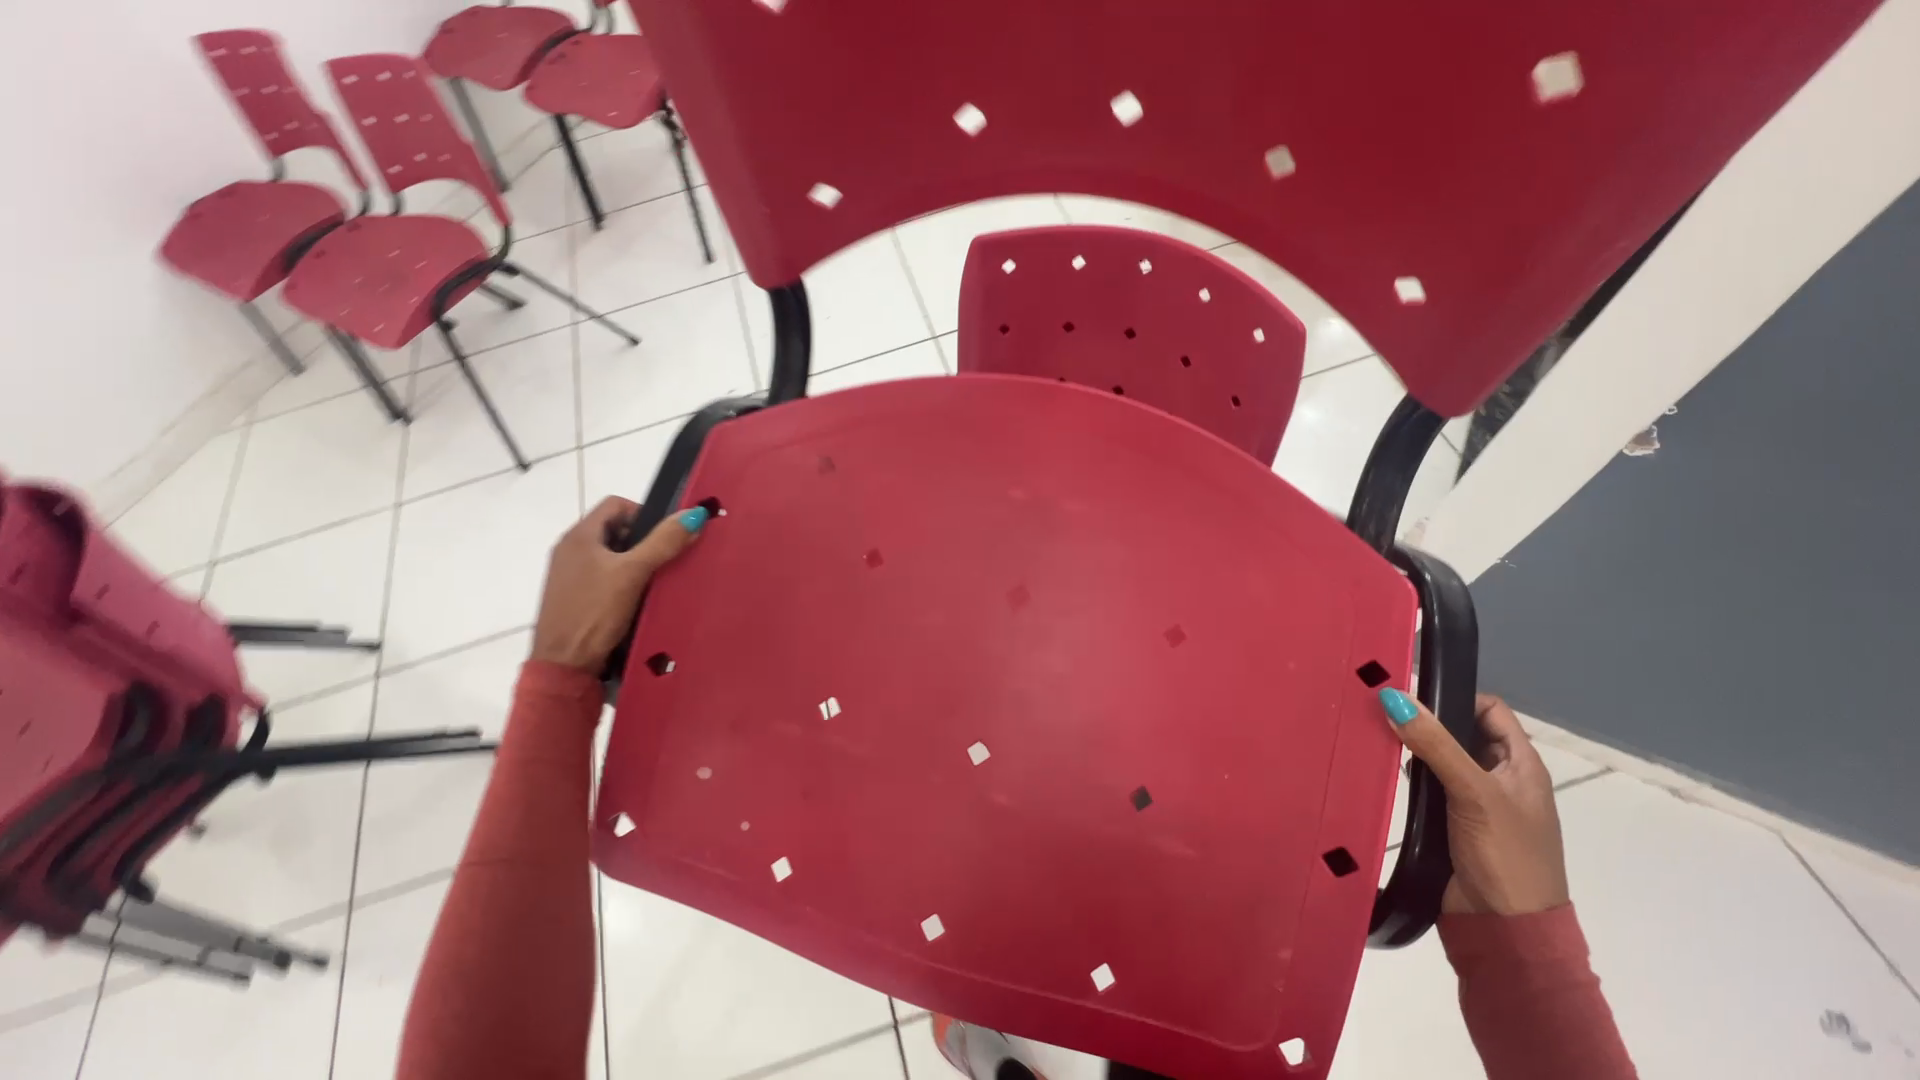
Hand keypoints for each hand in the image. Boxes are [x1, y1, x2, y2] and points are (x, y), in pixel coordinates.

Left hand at [529, 497, 706, 671]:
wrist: (564, 666)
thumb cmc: (595, 613)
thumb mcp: (633, 574)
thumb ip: (663, 542)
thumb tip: (694, 514)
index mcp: (578, 536)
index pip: (616, 504)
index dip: (644, 514)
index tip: (663, 538)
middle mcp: (569, 550)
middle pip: (614, 530)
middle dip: (642, 542)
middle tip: (663, 562)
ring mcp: (569, 576)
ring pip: (610, 556)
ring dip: (634, 565)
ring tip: (653, 583)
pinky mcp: (573, 598)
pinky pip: (603, 578)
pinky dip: (622, 583)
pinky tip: (636, 602)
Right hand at [1378, 689, 1570, 915]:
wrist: (1506, 928)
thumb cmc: (1505, 854)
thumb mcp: (1473, 792)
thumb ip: (1435, 744)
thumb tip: (1394, 696)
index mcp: (1521, 765)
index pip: (1490, 710)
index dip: (1456, 696)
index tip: (1413, 694)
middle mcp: (1500, 778)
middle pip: (1461, 733)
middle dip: (1426, 721)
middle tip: (1382, 712)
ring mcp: (1476, 804)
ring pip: (1441, 761)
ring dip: (1414, 750)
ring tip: (1374, 737)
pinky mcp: (1452, 826)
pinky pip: (1429, 789)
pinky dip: (1409, 779)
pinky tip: (1384, 775)